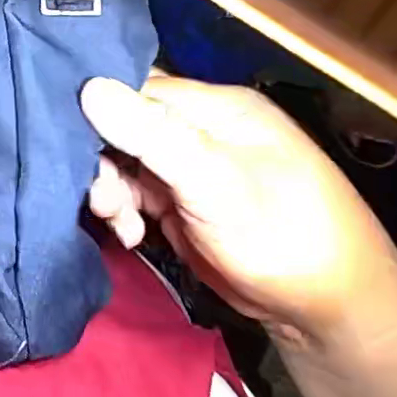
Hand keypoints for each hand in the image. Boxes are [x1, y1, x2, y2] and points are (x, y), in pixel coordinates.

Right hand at [80, 75, 396, 342]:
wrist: (325, 309)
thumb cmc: (279, 233)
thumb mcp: (215, 181)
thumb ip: (153, 134)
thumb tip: (90, 87)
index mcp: (216, 107)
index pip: (139, 88)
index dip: (101, 113)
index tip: (71, 145)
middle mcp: (201, 129)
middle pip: (128, 127)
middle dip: (105, 161)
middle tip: (100, 199)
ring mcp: (192, 168)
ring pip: (128, 163)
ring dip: (113, 191)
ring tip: (118, 222)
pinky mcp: (185, 203)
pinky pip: (139, 193)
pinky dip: (126, 211)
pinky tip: (130, 233)